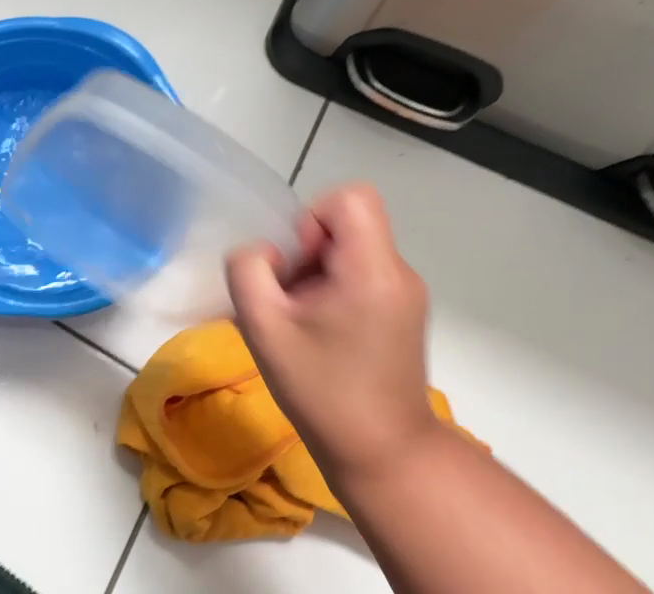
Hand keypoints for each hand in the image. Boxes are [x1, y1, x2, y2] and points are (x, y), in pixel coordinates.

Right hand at [226, 183, 439, 477]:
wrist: (384, 455)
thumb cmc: (322, 391)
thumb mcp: (262, 327)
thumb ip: (248, 270)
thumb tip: (267, 254)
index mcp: (374, 270)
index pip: (350, 198)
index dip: (312, 218)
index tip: (297, 265)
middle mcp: (399, 272)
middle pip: (346, 222)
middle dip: (307, 250)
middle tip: (290, 299)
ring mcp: (405, 293)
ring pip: (350, 248)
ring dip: (316, 272)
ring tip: (301, 320)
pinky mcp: (402, 312)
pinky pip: (359, 273)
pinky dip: (332, 289)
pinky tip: (319, 332)